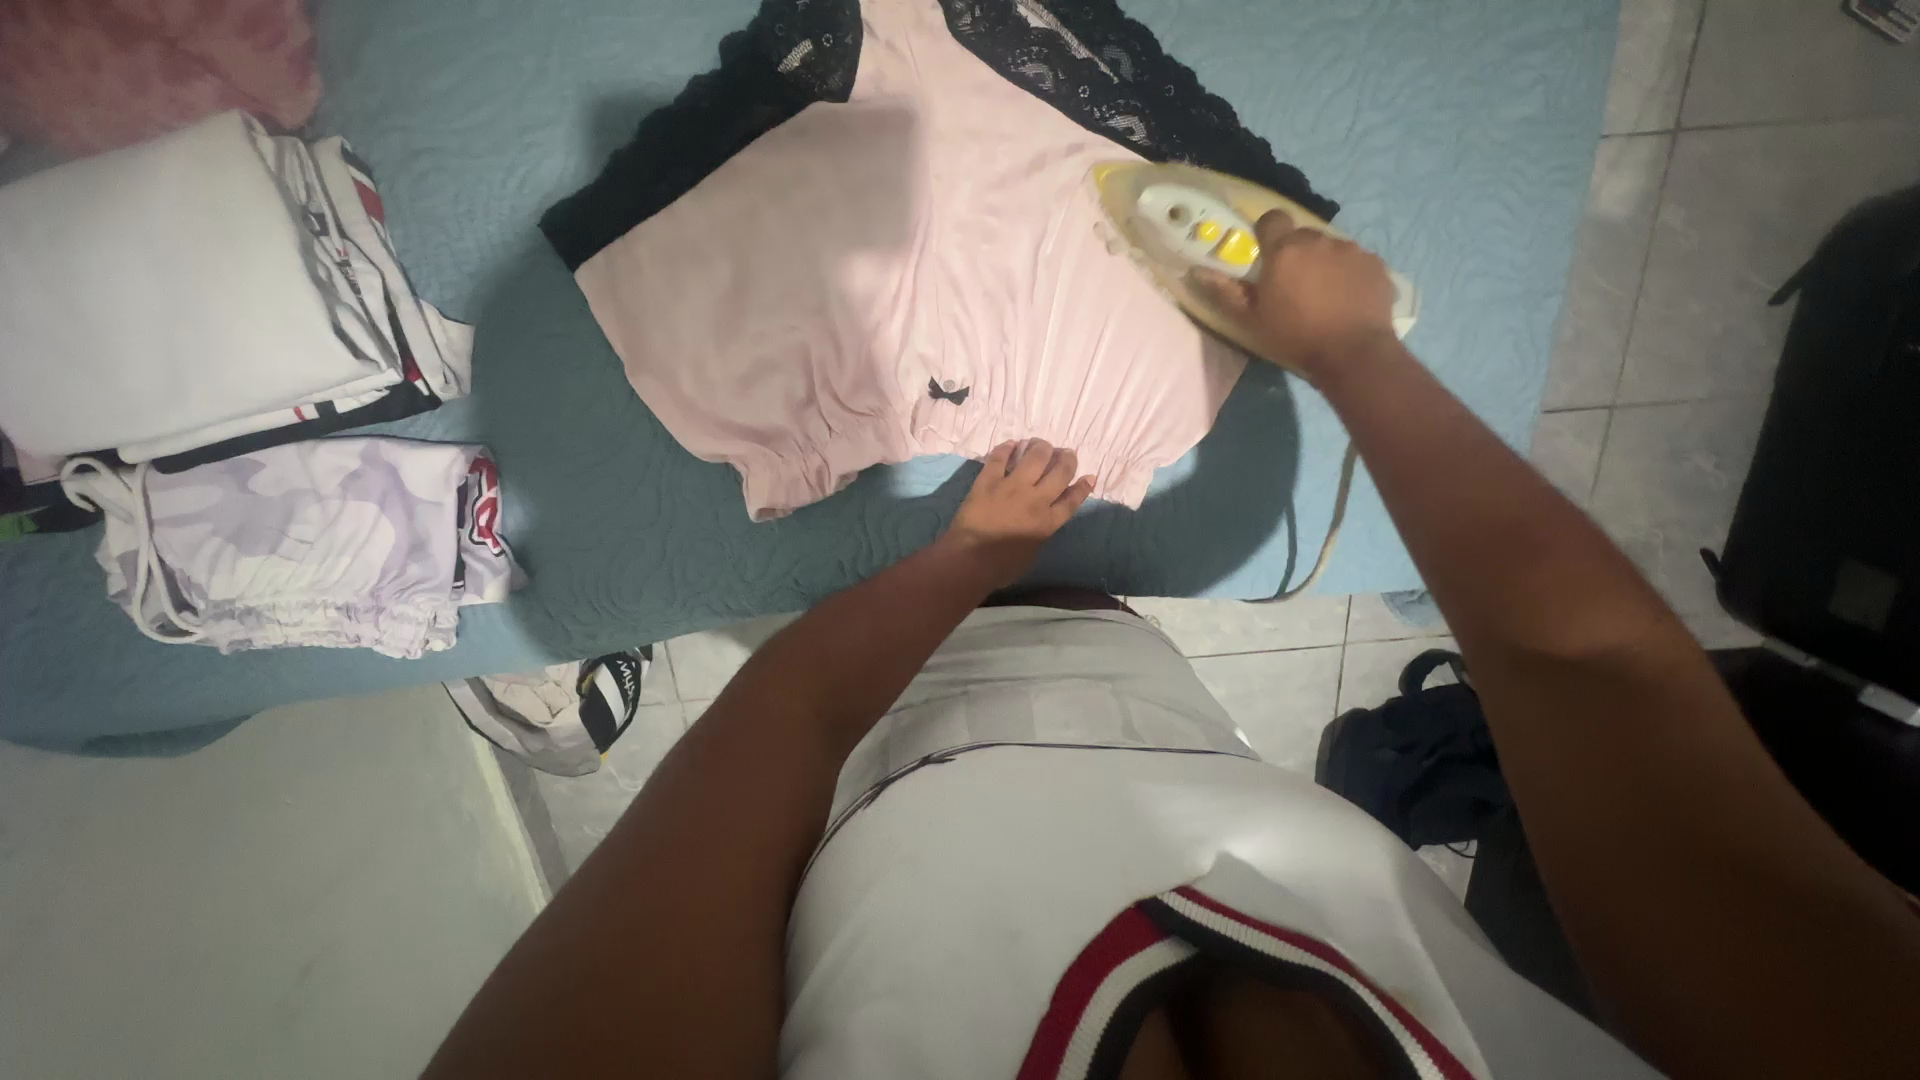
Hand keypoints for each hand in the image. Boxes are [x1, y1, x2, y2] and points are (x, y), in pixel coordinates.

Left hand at [942, 439, 1095, 588]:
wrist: (970, 560)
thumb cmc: (1001, 568)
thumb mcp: (1032, 554)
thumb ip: (1040, 535)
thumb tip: (1041, 526)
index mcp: (1048, 522)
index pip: (1072, 500)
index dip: (1082, 487)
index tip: (1089, 476)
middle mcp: (1036, 500)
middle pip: (1059, 473)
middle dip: (1067, 459)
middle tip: (1066, 452)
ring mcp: (1012, 487)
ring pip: (1034, 458)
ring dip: (1041, 447)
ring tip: (1041, 444)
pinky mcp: (988, 481)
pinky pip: (999, 458)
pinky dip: (1006, 448)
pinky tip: (1012, 444)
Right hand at [1193, 209, 1397, 379]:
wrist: (1352, 352)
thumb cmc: (1293, 336)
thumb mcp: (1250, 319)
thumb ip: (1224, 292)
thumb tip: (1196, 271)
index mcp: (1284, 250)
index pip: (1272, 218)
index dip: (1266, 232)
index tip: (1265, 254)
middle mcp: (1319, 240)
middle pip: (1302, 235)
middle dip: (1295, 253)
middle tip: (1292, 285)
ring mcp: (1351, 250)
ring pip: (1330, 247)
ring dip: (1322, 263)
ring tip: (1322, 295)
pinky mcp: (1376, 264)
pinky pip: (1355, 261)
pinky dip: (1348, 274)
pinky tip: (1346, 300)